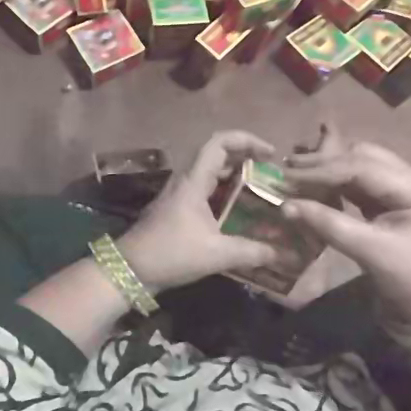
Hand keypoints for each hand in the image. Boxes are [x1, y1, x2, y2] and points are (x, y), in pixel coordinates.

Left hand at [116, 131, 280, 292]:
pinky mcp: (177, 210)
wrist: (129, 270)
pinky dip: (225, 195)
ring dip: (235, 177)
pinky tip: (240, 212)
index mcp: (193, 181)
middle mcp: (186, 181)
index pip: (219, 142)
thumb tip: (282, 254)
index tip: (270, 153)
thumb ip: (250, 252)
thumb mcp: (215, 254)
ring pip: (211, 174)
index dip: (247, 140)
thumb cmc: (170, 254)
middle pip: (217, 155)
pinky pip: (205, 192)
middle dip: (245, 158)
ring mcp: (179, 195)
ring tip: (260, 190)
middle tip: (270, 172)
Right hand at [280, 134, 410, 328]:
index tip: (286, 177)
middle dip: (323, 162)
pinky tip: (313, 189)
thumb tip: (285, 206)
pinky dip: (335, 185)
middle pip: (361, 157)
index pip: (360, 166)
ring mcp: (400, 192)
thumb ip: (328, 224)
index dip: (320, 170)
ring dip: (328, 170)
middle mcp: (410, 180)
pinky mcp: (390, 207)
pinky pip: (358, 186)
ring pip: (358, 168)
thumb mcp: (370, 252)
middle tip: (286, 170)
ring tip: (296, 175)